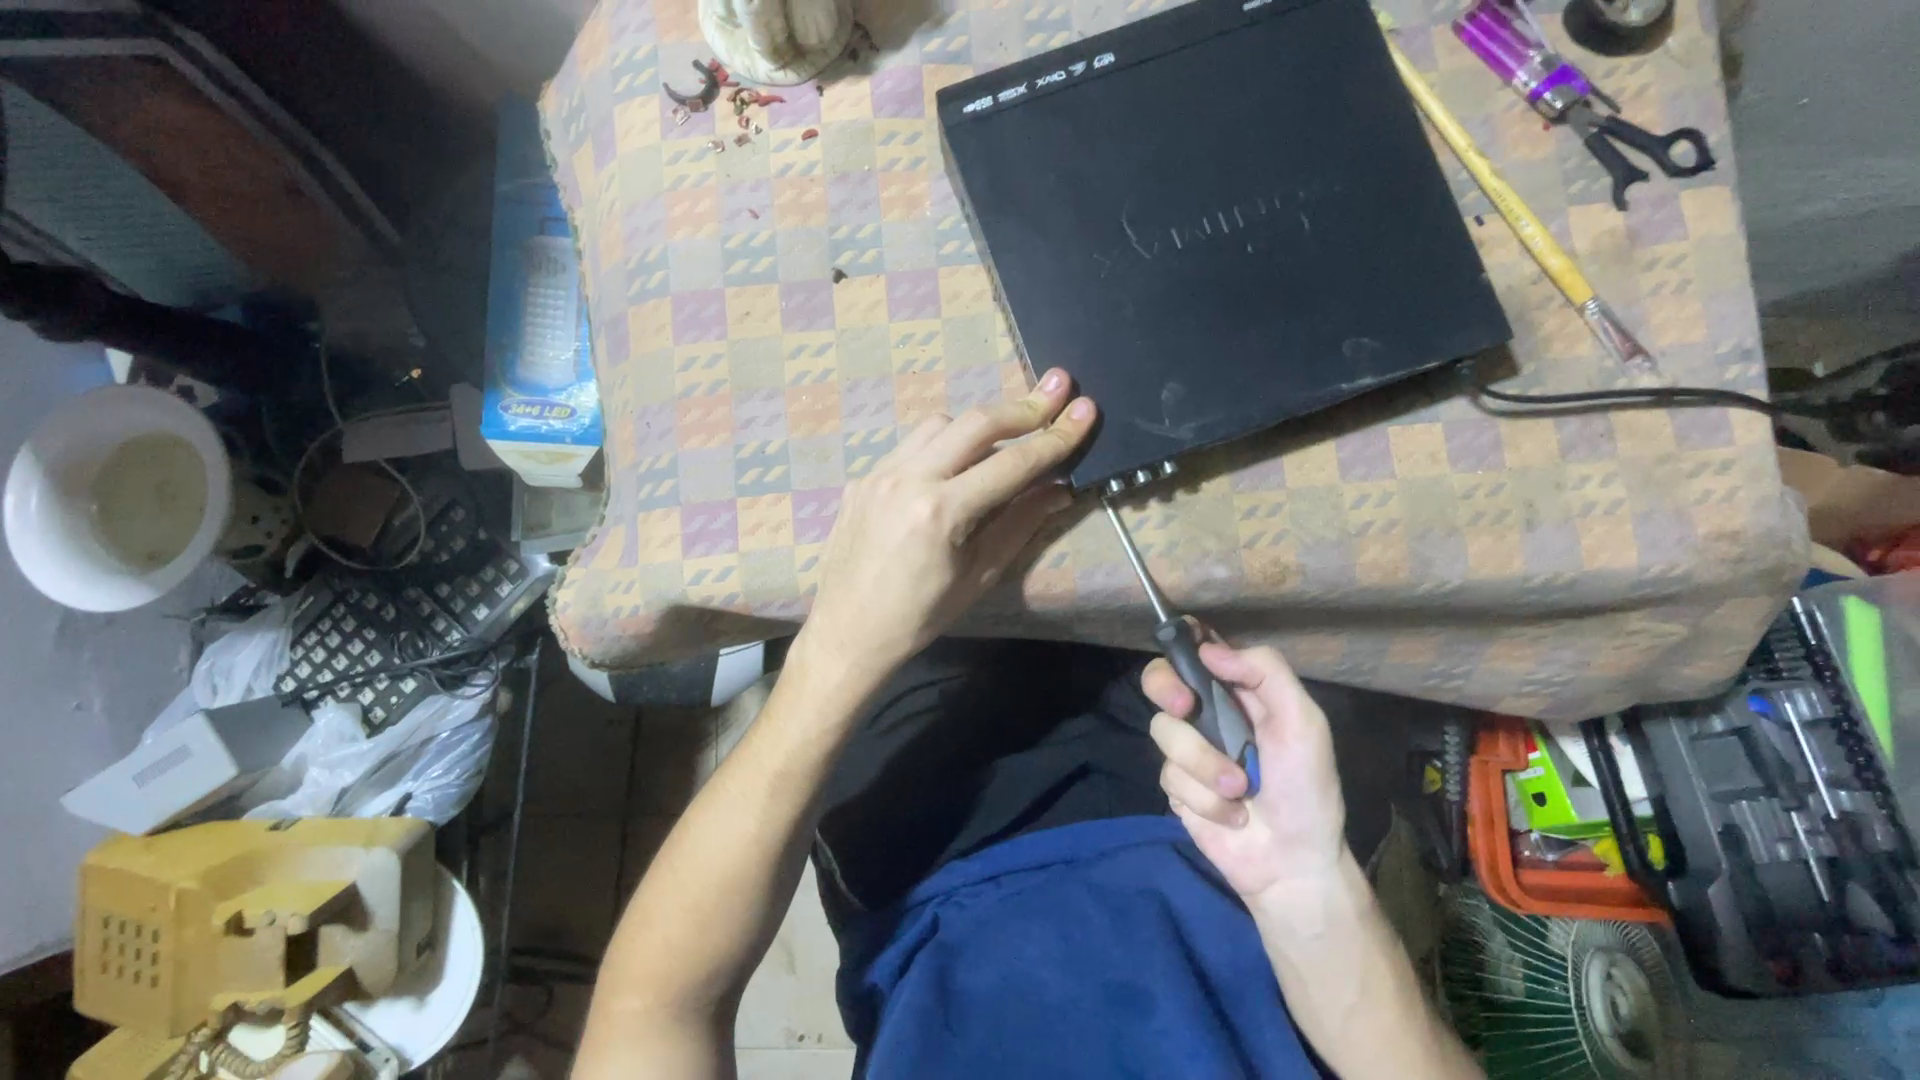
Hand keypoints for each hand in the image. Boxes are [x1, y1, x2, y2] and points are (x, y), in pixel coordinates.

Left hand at [799, 368, 1095, 689]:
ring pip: (939, 424)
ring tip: (1007, 436)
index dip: (1055, 437)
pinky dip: (942, 443)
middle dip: (1022, 407)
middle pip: (975, 422)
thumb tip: (1059, 487)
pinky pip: (911, 445)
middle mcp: (907, 479)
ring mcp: (879, 474)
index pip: (1011, 463)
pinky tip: (957, 463)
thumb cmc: (920, 616)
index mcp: (940, 512)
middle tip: (1057, 390)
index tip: (1085, 411)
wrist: (847, 632)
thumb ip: (1021, 523)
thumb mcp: (979, 575)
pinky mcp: (863, 478)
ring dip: (978, 424)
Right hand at [1142, 638, 1346, 900]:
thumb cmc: (1307, 788)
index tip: (1185, 649)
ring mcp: (1188, 749)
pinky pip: (1170, 776)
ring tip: (1239, 791)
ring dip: (1204, 764)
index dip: (1183, 639)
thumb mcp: (1303, 722)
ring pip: (1165, 732)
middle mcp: (1207, 712)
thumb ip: (1265, 673)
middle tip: (1186, 709)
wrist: (1294, 862)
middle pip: (1159, 678)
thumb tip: (1208, 648)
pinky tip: (1230, 814)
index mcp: (1238, 690)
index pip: (1199, 647)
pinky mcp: (1176, 786)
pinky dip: (1204, 798)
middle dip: (1166, 689)